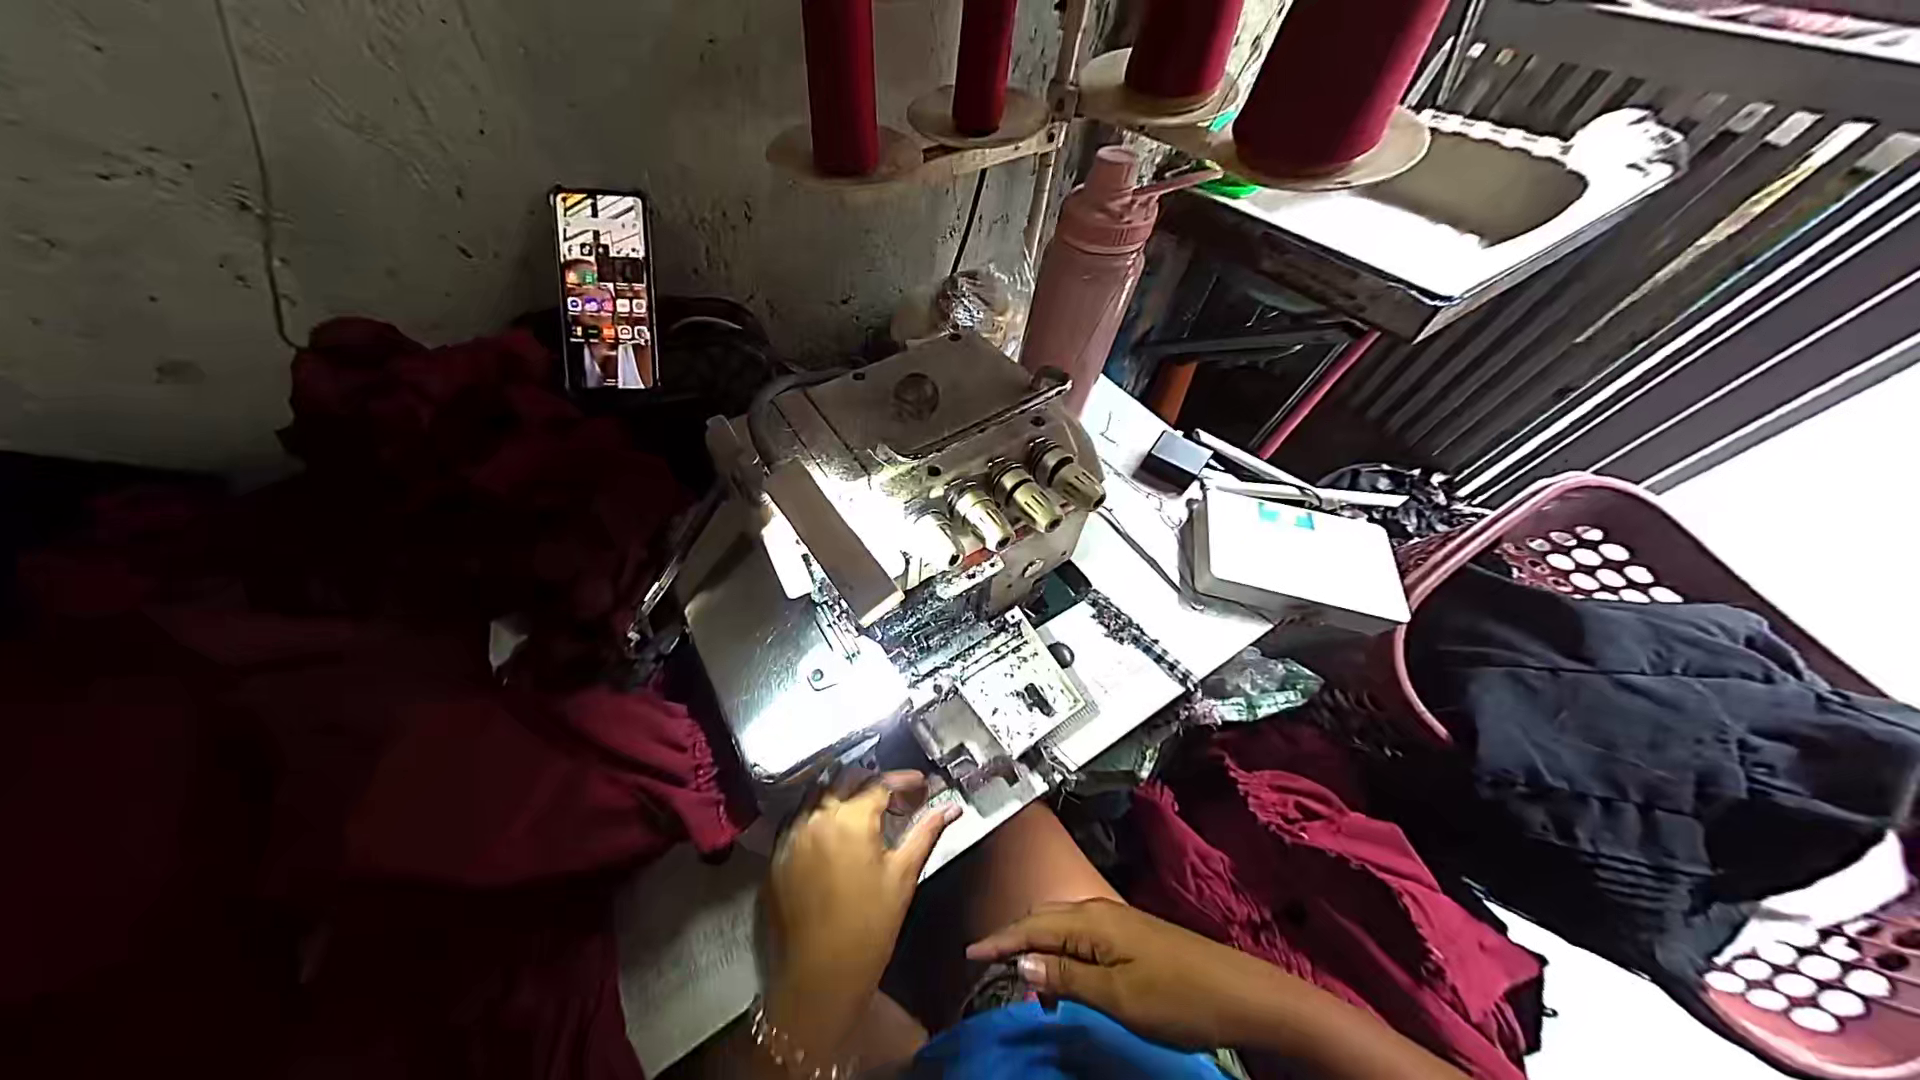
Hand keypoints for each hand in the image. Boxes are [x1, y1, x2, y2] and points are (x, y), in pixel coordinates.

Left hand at [762, 770, 958, 1060]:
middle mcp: (817, 816)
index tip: (921, 785)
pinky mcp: (778, 853)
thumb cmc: (870, 926)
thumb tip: (951, 809)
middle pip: (846, 778)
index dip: (903, 780)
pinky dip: (820, 812)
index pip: (880, 782)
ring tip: (866, 806)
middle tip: (896, 796)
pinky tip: (836, 829)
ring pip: (818, 793)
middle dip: (873, 780)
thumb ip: (925, 833)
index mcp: (851, 819)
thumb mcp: (903, 875)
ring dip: (843, 790)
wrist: (820, 975)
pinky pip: (800, 817)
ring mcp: (793, 834)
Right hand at [966, 897, 1297, 1051]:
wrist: (1241, 993)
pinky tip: (1067, 981)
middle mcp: (1098, 910)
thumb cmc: (1177, 997)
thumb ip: (1065, 976)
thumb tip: (1020, 961)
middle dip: (1016, 943)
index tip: (969, 955)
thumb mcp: (1117, 997)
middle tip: (996, 977)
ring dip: (1040, 950)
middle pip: (1042, 918)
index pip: (1030, 926)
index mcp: (1090, 921)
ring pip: (1060, 926)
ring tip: (1033, 990)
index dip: (998, 941)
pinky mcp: (1129, 934)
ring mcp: (1115, 920)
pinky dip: (1062, 953)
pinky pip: (1080, 935)